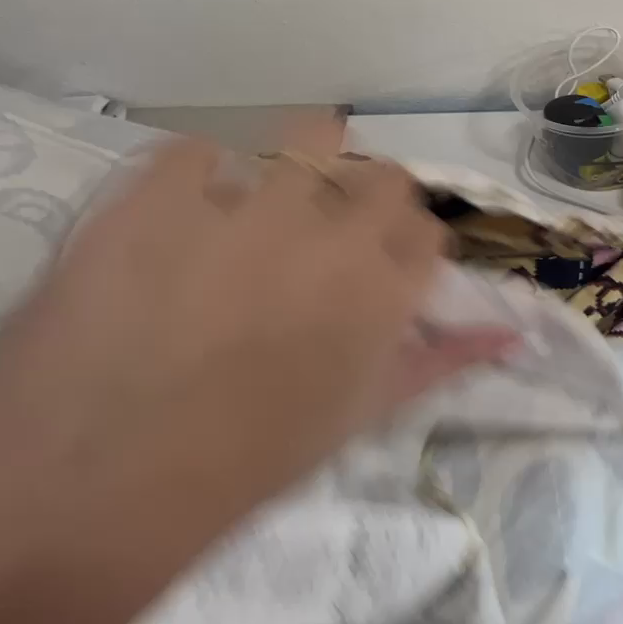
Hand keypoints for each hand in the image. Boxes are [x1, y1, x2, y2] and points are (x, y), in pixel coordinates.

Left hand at [0, 118, 513, 623]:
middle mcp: (338, 238)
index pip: (429, 227)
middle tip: (331, 224)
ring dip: (305, 153)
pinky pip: (195, 148)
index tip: (383, 258)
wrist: (105, 487)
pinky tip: (193, 198)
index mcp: (393, 287)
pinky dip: (203, 163)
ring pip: (308, 136)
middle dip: (369, 194)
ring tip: (275, 182)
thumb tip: (516, 335)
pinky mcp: (154, 208)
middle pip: (384, 176)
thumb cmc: (259, 452)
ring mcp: (248, 216)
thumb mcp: (372, 407)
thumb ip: (449, 358)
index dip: (408, 239)